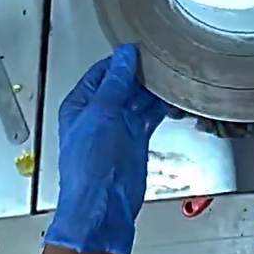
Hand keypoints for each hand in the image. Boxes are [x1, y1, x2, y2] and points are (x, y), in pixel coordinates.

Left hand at [47, 44, 168, 253]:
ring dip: (153, 88)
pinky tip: (172, 98)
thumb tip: (124, 55)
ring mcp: (118, 128)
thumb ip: (115, 82)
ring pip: (138, 99)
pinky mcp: (135, 140)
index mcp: (81, 104)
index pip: (103, 71)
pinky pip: (149, 116)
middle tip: (163, 58)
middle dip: (141, 72)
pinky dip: (161, 106)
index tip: (142, 47)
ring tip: (171, 74)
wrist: (103, 206)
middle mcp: (99, 114)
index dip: (122, 59)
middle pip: (122, 83)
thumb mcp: (102, 114)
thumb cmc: (91, 166)